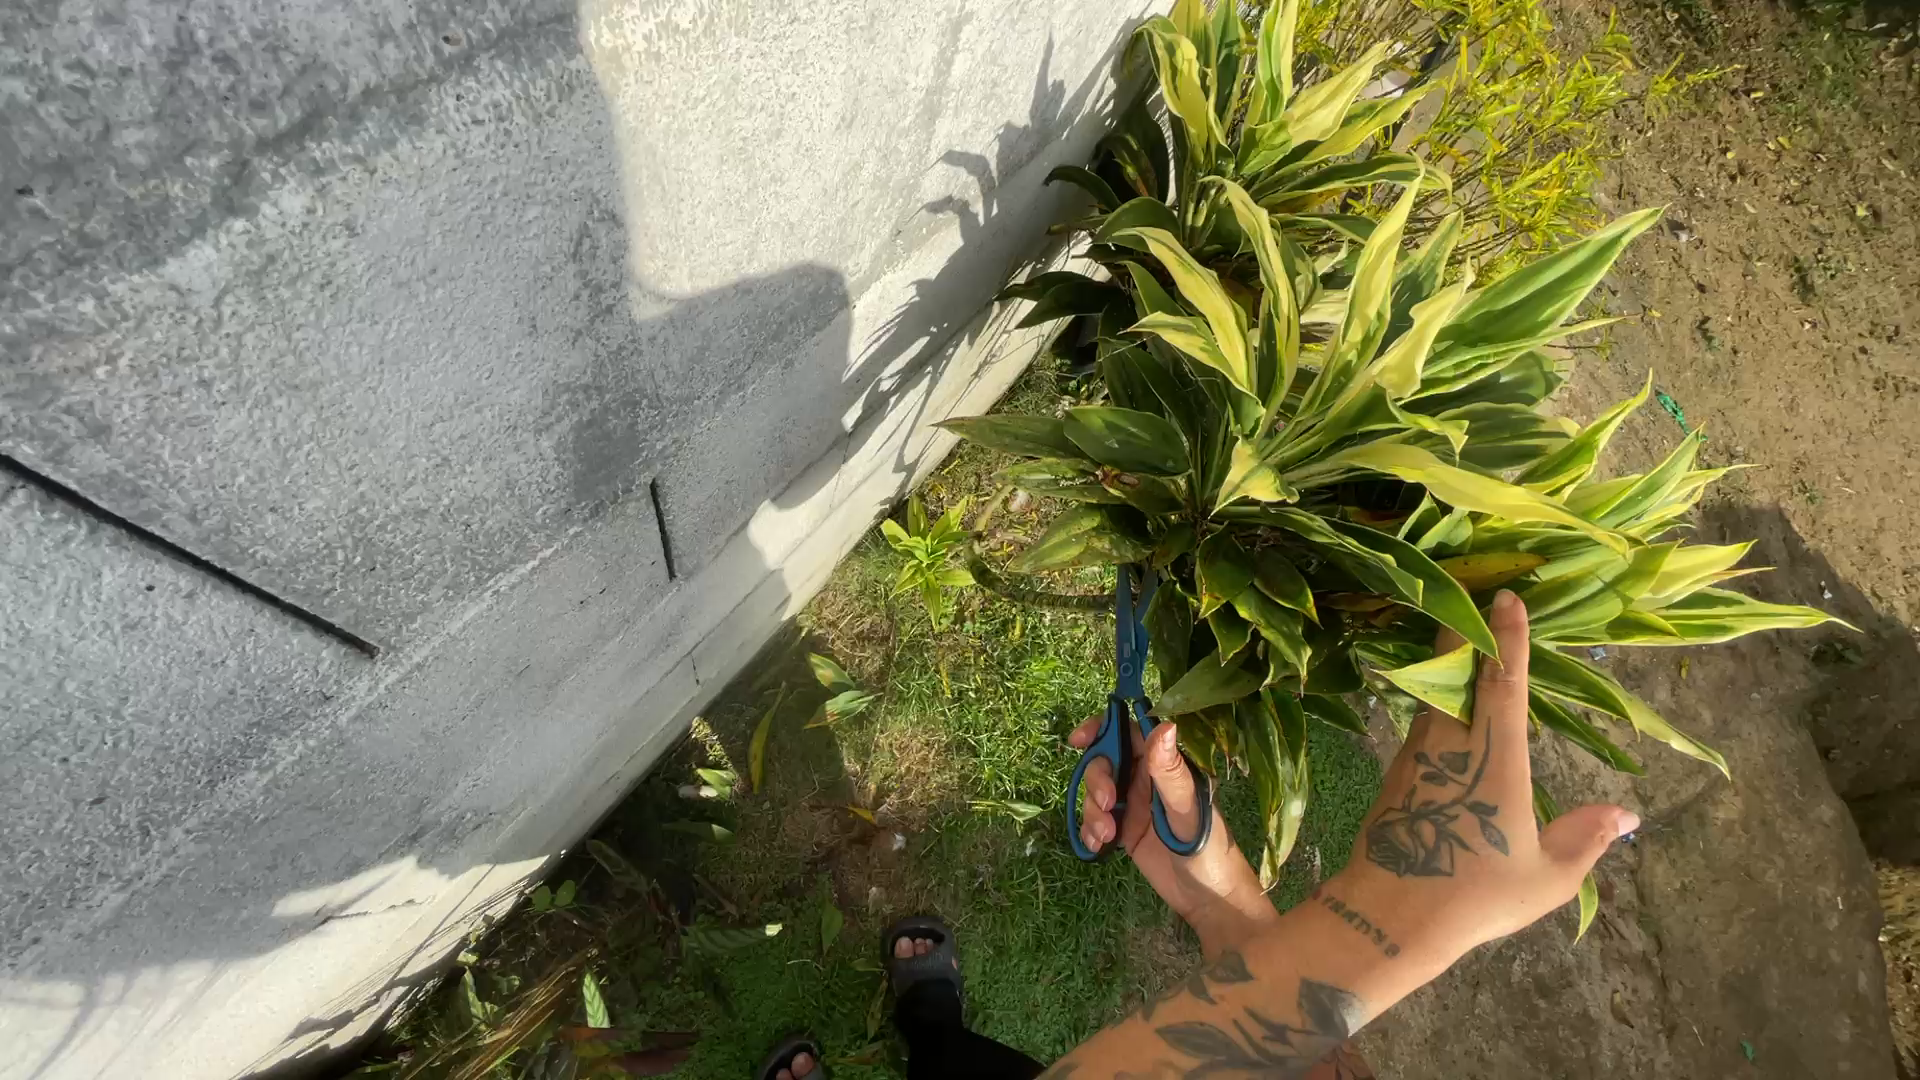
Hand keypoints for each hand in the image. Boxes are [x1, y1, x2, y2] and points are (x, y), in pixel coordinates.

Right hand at [1069, 714, 1279, 957]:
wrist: (1209, 902)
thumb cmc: (1209, 849)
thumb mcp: (1188, 810)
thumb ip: (1170, 771)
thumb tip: (1164, 724)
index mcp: (1166, 764)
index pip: (1130, 731)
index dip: (1102, 728)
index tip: (1080, 739)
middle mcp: (1147, 778)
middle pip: (1106, 761)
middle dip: (1096, 779)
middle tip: (1106, 803)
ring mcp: (1133, 803)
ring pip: (1097, 790)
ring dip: (1092, 809)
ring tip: (1106, 835)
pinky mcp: (1124, 828)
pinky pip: (1095, 818)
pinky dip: (1090, 829)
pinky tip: (1098, 845)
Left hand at [1324, 590, 1639, 969]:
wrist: (1392, 907)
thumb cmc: (1477, 894)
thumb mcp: (1549, 876)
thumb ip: (1585, 838)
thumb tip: (1628, 812)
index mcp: (1495, 759)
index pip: (1502, 685)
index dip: (1506, 638)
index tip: (1506, 596)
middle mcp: (1450, 743)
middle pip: (1456, 673)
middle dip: (1464, 630)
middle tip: (1471, 588)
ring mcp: (1417, 752)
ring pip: (1434, 694)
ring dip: (1448, 661)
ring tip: (1463, 630)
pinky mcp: (1398, 767)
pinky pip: (1423, 720)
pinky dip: (1436, 696)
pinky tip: (1445, 694)